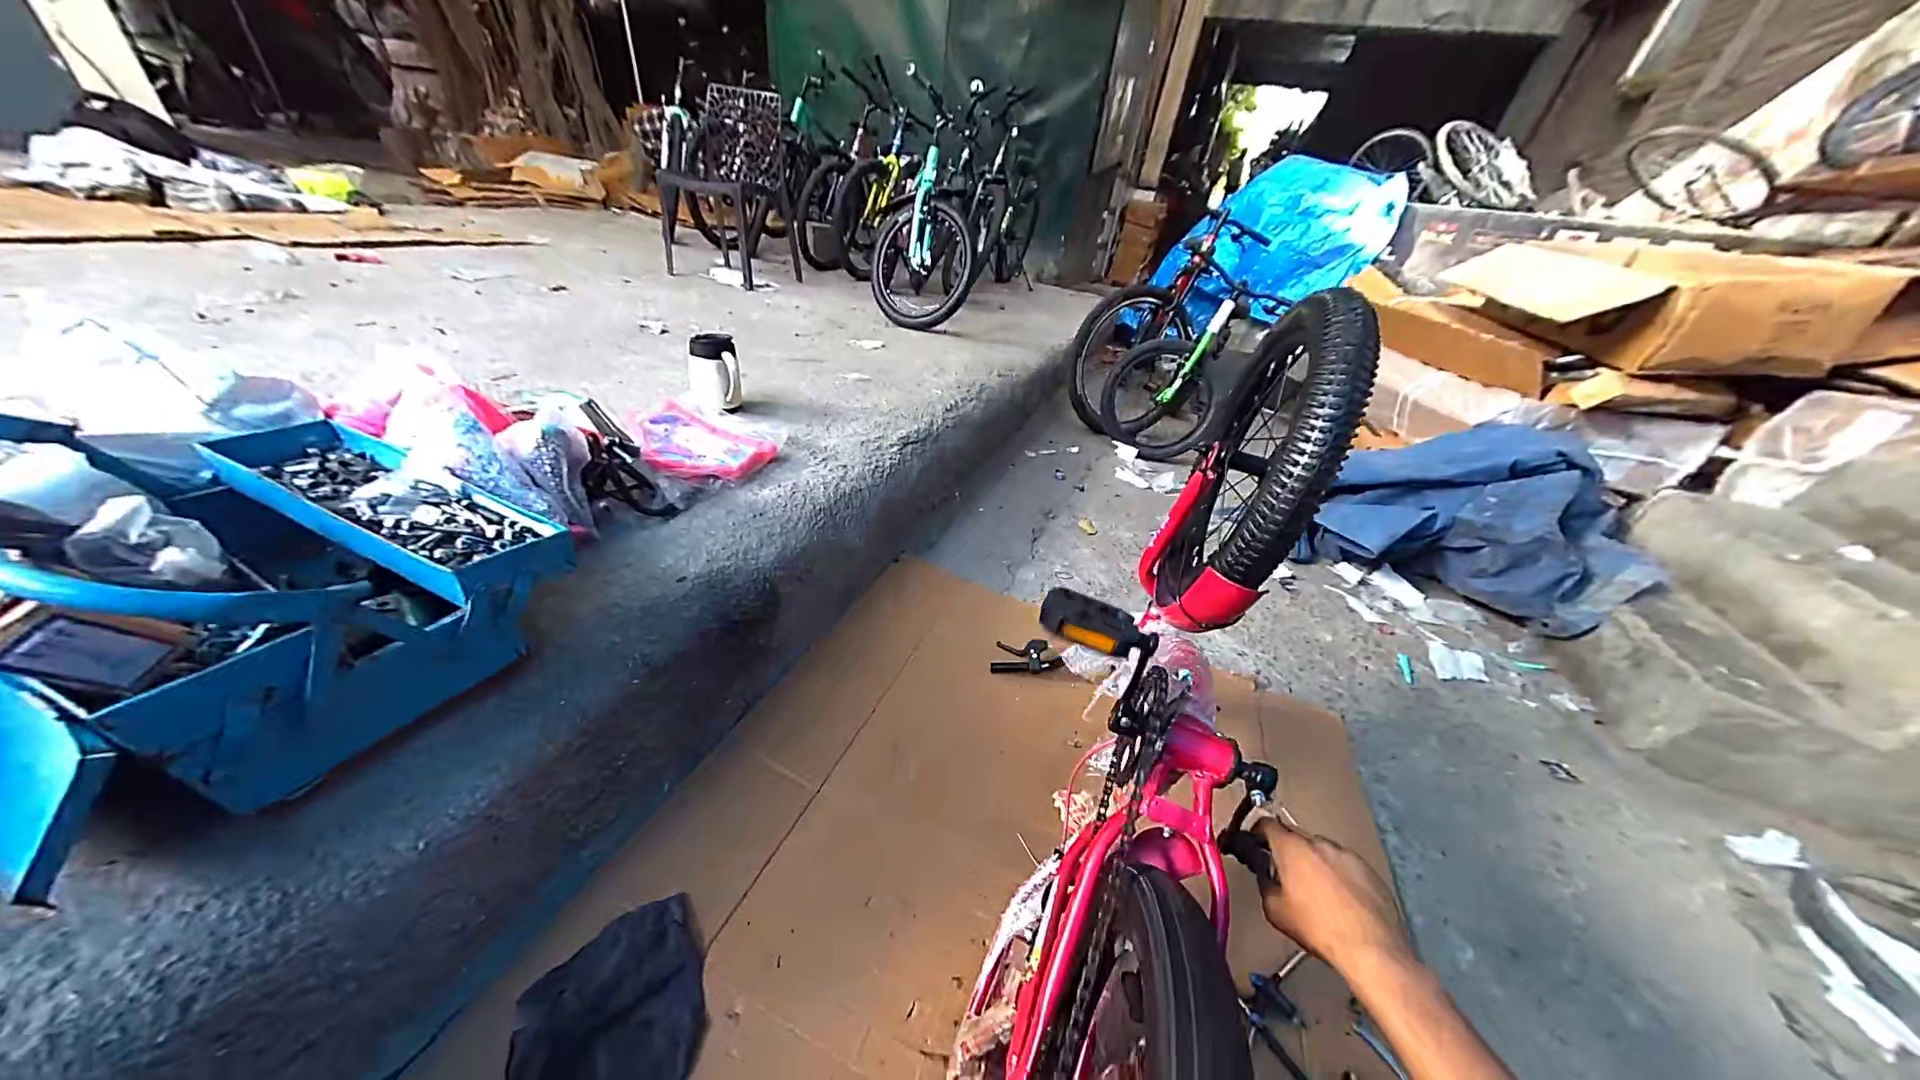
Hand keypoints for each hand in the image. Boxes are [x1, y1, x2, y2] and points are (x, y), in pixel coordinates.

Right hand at [1252, 816, 1408, 972]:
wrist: (1371, 949)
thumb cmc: (1319, 928)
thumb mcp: (1274, 910)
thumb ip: (1264, 883)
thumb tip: (1267, 876)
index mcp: (1291, 847)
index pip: (1266, 824)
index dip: (1258, 832)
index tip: (1256, 843)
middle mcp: (1318, 842)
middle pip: (1294, 834)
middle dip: (1286, 848)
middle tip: (1285, 872)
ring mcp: (1346, 853)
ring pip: (1320, 848)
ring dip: (1313, 860)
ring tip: (1316, 889)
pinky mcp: (1368, 868)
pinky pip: (1343, 862)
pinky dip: (1337, 872)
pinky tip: (1340, 897)